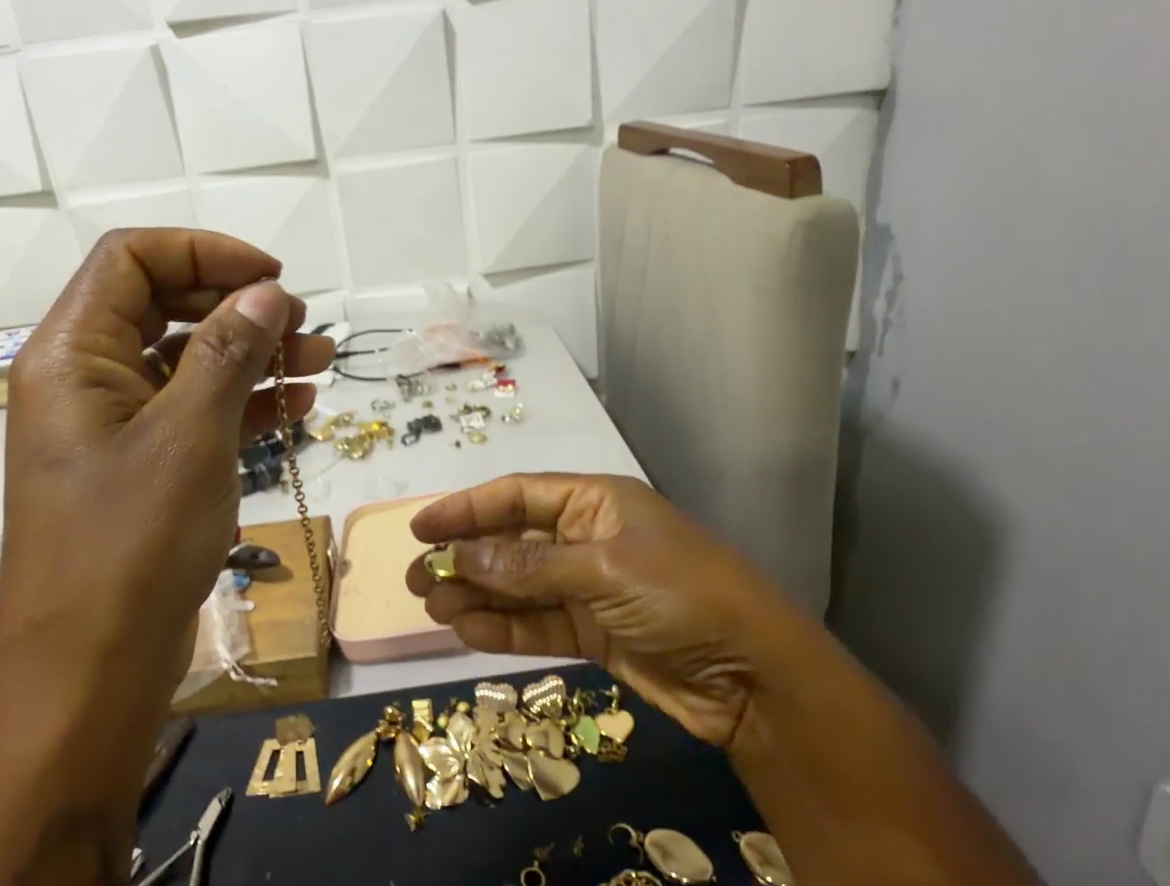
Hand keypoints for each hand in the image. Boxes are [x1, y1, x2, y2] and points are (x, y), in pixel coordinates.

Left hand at [0, 228, 333, 719]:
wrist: (88, 675)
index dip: (205, 251)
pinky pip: (192, 412)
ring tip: (320, 365)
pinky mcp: (138, 468)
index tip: (274, 278)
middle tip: (304, 324)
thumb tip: (268, 292)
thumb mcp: (188, 436)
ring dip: (251, 355)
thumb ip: (228, 352)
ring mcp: (111, 427)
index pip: (131, 258)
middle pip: (162, 305)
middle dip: (237, 305)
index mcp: (70, 355)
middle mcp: (83, 380)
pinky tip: (296, 408)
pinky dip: (241, 403)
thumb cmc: (129, 545)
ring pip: (185, 361)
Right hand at [406, 473, 810, 749]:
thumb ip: (529, 564)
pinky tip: (466, 631)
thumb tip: (458, 554)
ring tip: (433, 609)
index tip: (419, 528)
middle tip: (417, 579)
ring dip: (476, 595)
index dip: (466, 509)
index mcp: (594, 501)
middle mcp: (586, 538)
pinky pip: (536, 624)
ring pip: (518, 586)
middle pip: (511, 541)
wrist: (752, 673)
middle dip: (464, 557)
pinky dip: (502, 627)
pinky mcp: (593, 633)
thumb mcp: (603, 569)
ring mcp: (589, 588)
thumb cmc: (682, 594)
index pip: (516, 495)